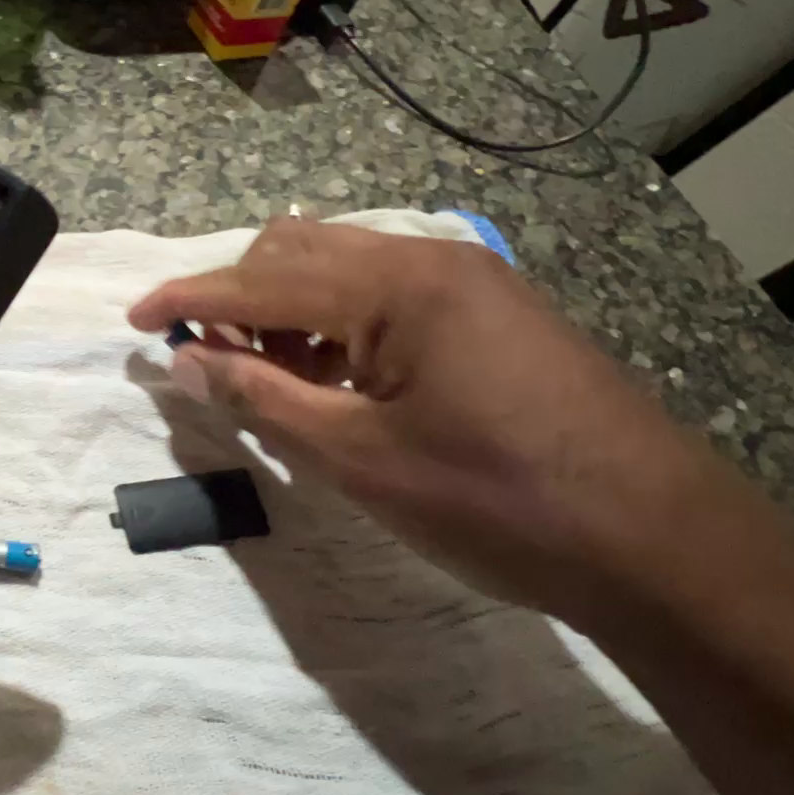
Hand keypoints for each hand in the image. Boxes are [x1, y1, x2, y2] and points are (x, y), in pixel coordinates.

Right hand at [128, 218, 724, 625]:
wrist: (660, 544)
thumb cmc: (493, 501)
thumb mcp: (355, 456)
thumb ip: (258, 396)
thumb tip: (184, 362)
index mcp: (396, 284)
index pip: (261, 278)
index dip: (188, 298)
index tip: (133, 320)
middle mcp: (430, 260)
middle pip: (297, 251)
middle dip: (237, 298)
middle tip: (208, 361)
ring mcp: (467, 280)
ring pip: (340, 268)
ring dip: (284, 311)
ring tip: (266, 378)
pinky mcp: (488, 310)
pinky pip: (383, 295)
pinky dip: (334, 326)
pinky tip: (331, 379)